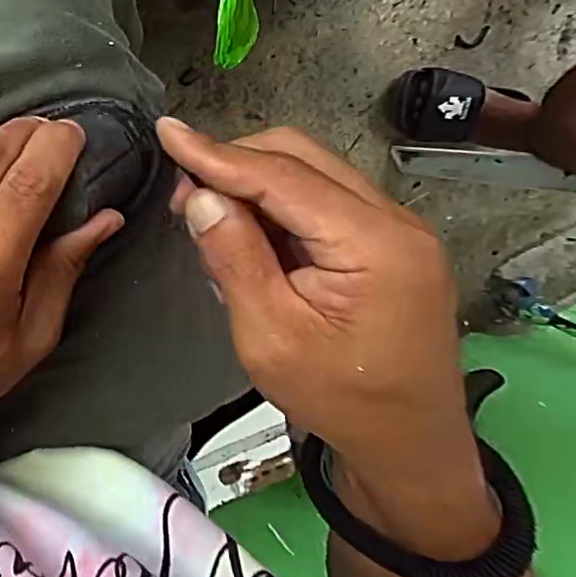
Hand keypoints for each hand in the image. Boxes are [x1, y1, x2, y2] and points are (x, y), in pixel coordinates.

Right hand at [155, 119, 486, 524]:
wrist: (408, 444)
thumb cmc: (339, 399)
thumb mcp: (270, 336)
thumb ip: (235, 258)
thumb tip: (202, 197)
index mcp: (374, 243)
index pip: (281, 177)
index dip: (216, 153)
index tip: (167, 132)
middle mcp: (393, 220)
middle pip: (299, 156)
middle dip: (233, 163)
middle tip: (183, 198)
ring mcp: (394, 227)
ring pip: (308, 170)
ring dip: (250, 182)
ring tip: (209, 220)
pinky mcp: (384, 240)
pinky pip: (318, 198)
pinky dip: (273, 204)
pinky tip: (247, 236)